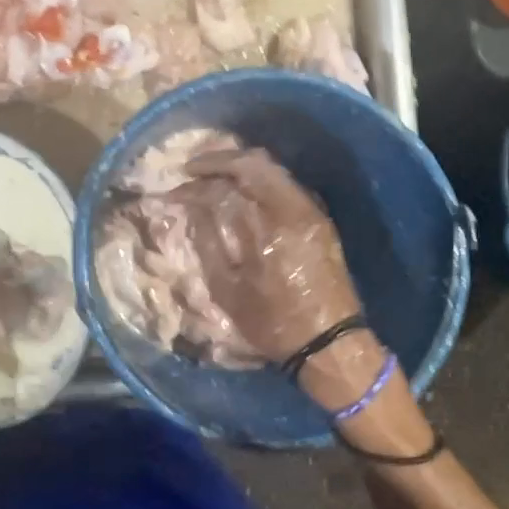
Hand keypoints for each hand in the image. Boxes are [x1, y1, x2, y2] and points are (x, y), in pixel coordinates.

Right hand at [171, 150, 381, 408]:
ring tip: (214, 181)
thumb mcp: (227, 288)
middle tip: (194, 173)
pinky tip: (242, 197)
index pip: (231, 179)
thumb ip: (207, 241)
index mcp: (271, 225)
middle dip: (220, 162)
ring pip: (274, 171)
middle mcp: (296, 209)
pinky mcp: (319, 223)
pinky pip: (285, 186)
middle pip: (256, 162)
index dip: (199, 177)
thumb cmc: (273, 322)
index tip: (177, 185)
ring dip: (241, 170)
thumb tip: (192, 208)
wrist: (331, 346)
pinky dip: (259, 183)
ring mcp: (312, 213)